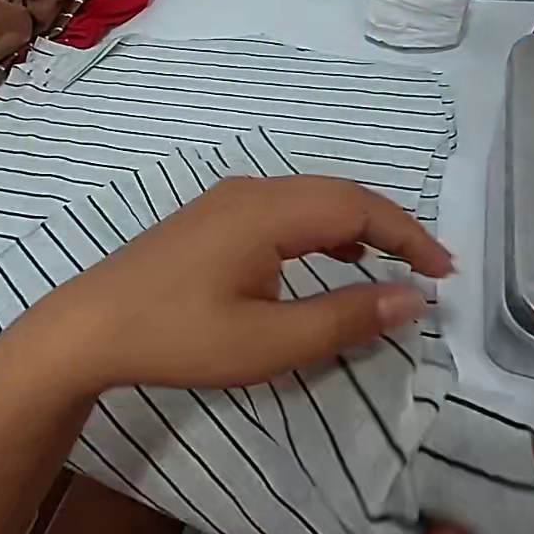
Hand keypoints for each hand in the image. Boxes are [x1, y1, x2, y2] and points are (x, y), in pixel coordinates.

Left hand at [8, 174, 452, 393]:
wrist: (89, 326)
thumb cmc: (177, 336)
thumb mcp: (266, 342)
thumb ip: (343, 318)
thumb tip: (412, 299)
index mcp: (267, 210)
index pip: (359, 207)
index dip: (408, 236)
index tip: (445, 273)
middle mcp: (251, 190)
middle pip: (337, 195)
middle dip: (389, 227)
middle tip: (427, 270)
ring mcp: (227, 199)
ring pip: (310, 200)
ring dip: (354, 226)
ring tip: (390, 264)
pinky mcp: (212, 216)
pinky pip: (283, 210)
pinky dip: (318, 230)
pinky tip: (327, 257)